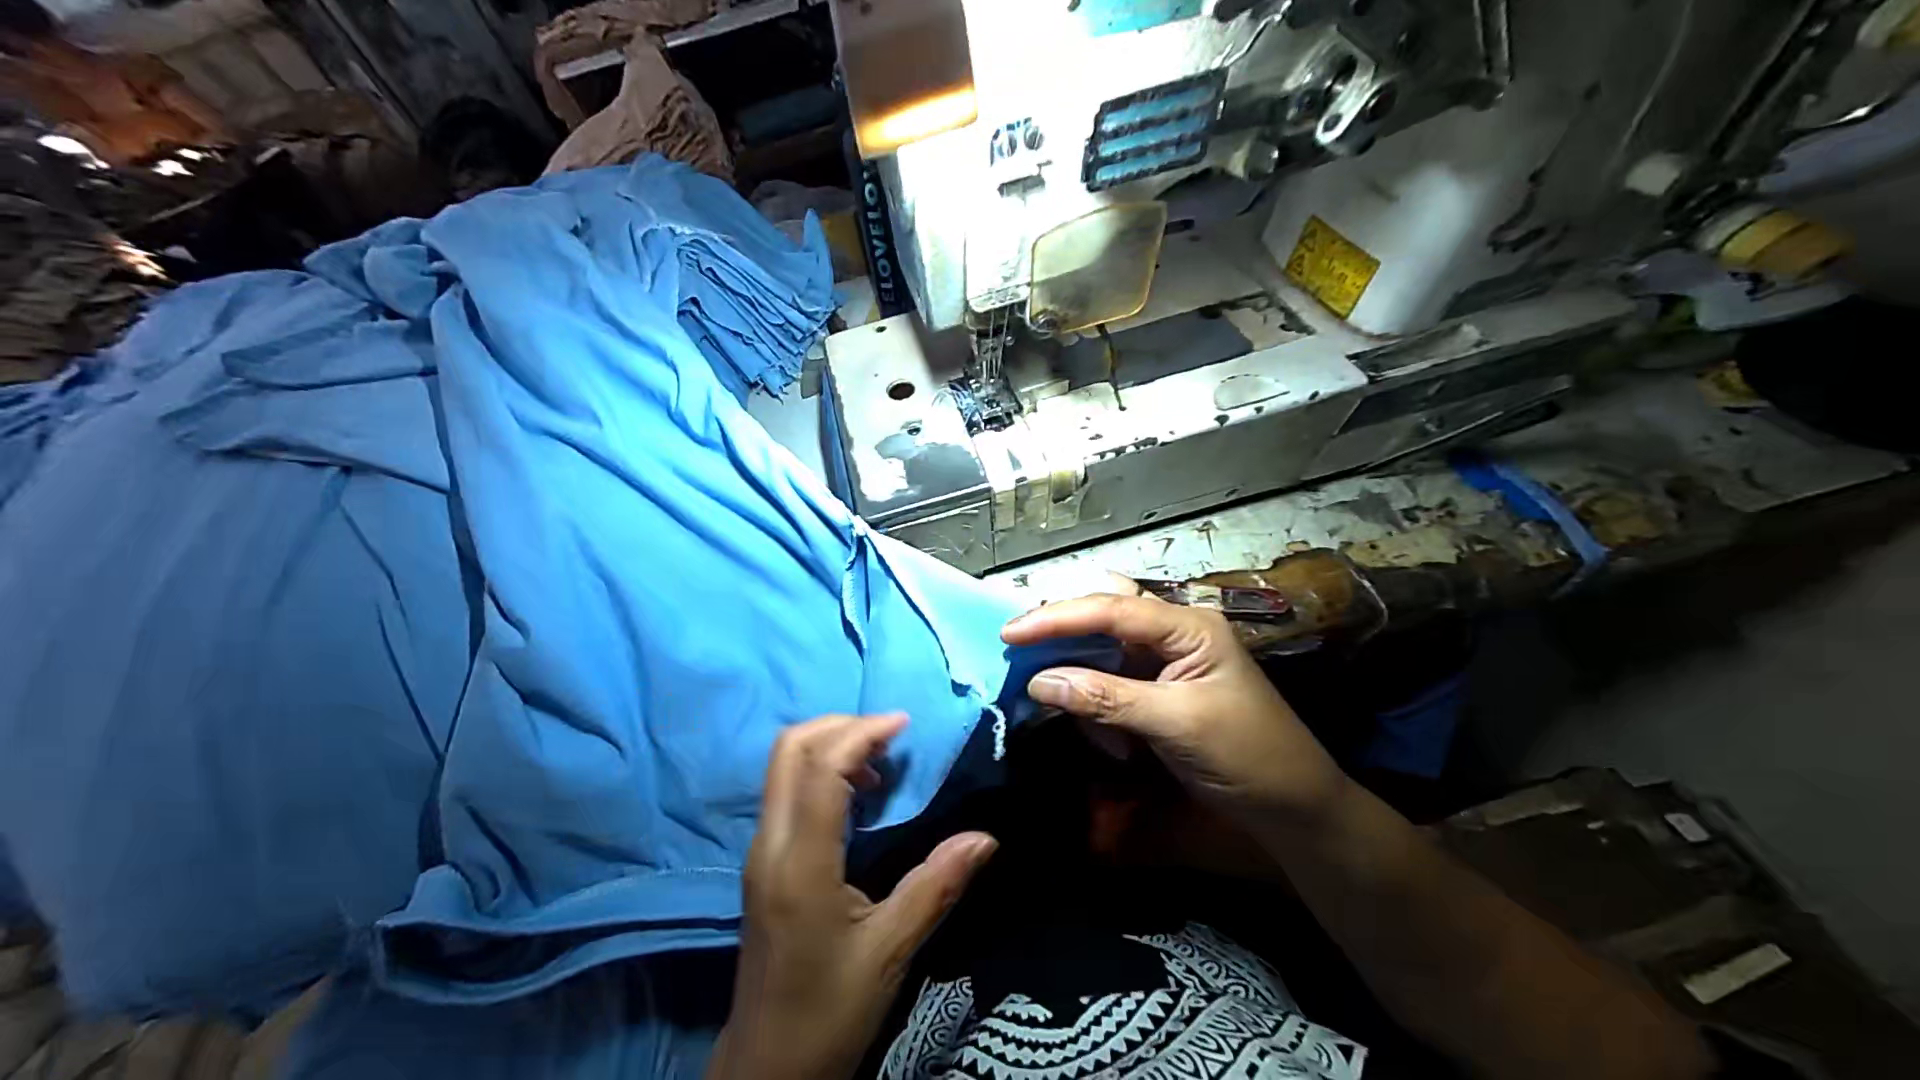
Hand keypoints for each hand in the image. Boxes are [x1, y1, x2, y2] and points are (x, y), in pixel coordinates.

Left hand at [707, 714, 997, 1079]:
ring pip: (782, 766)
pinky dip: (820, 770)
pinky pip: (786, 790)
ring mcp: (760, 851)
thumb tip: (986, 837)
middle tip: (891, 733)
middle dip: (840, 725)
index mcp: (800, 863)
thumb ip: (936, 886)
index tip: (903, 722)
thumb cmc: (829, 1010)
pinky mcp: (763, 861)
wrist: (767, 1065)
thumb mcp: (891, 951)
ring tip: (880, 761)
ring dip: (829, 745)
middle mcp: (770, 844)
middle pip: (788, 750)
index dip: (860, 732)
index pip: (819, 768)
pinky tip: (858, 793)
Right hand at [1001, 591, 1349, 829]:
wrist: (1294, 806)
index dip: (1056, 617)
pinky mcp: (1155, 688)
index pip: (1111, 608)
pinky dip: (1093, 702)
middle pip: (1101, 612)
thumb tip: (1038, 682)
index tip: (1010, 634)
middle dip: (1061, 631)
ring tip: (1082, 719)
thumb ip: (1105, 698)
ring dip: (1079, 676)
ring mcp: (1163, 660)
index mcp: (1187, 625)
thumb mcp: (1175, 723)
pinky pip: (1107, 681)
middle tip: (1019, 648)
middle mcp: (1171, 632)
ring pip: (1100, 647)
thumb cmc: (1247, 755)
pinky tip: (1105, 737)